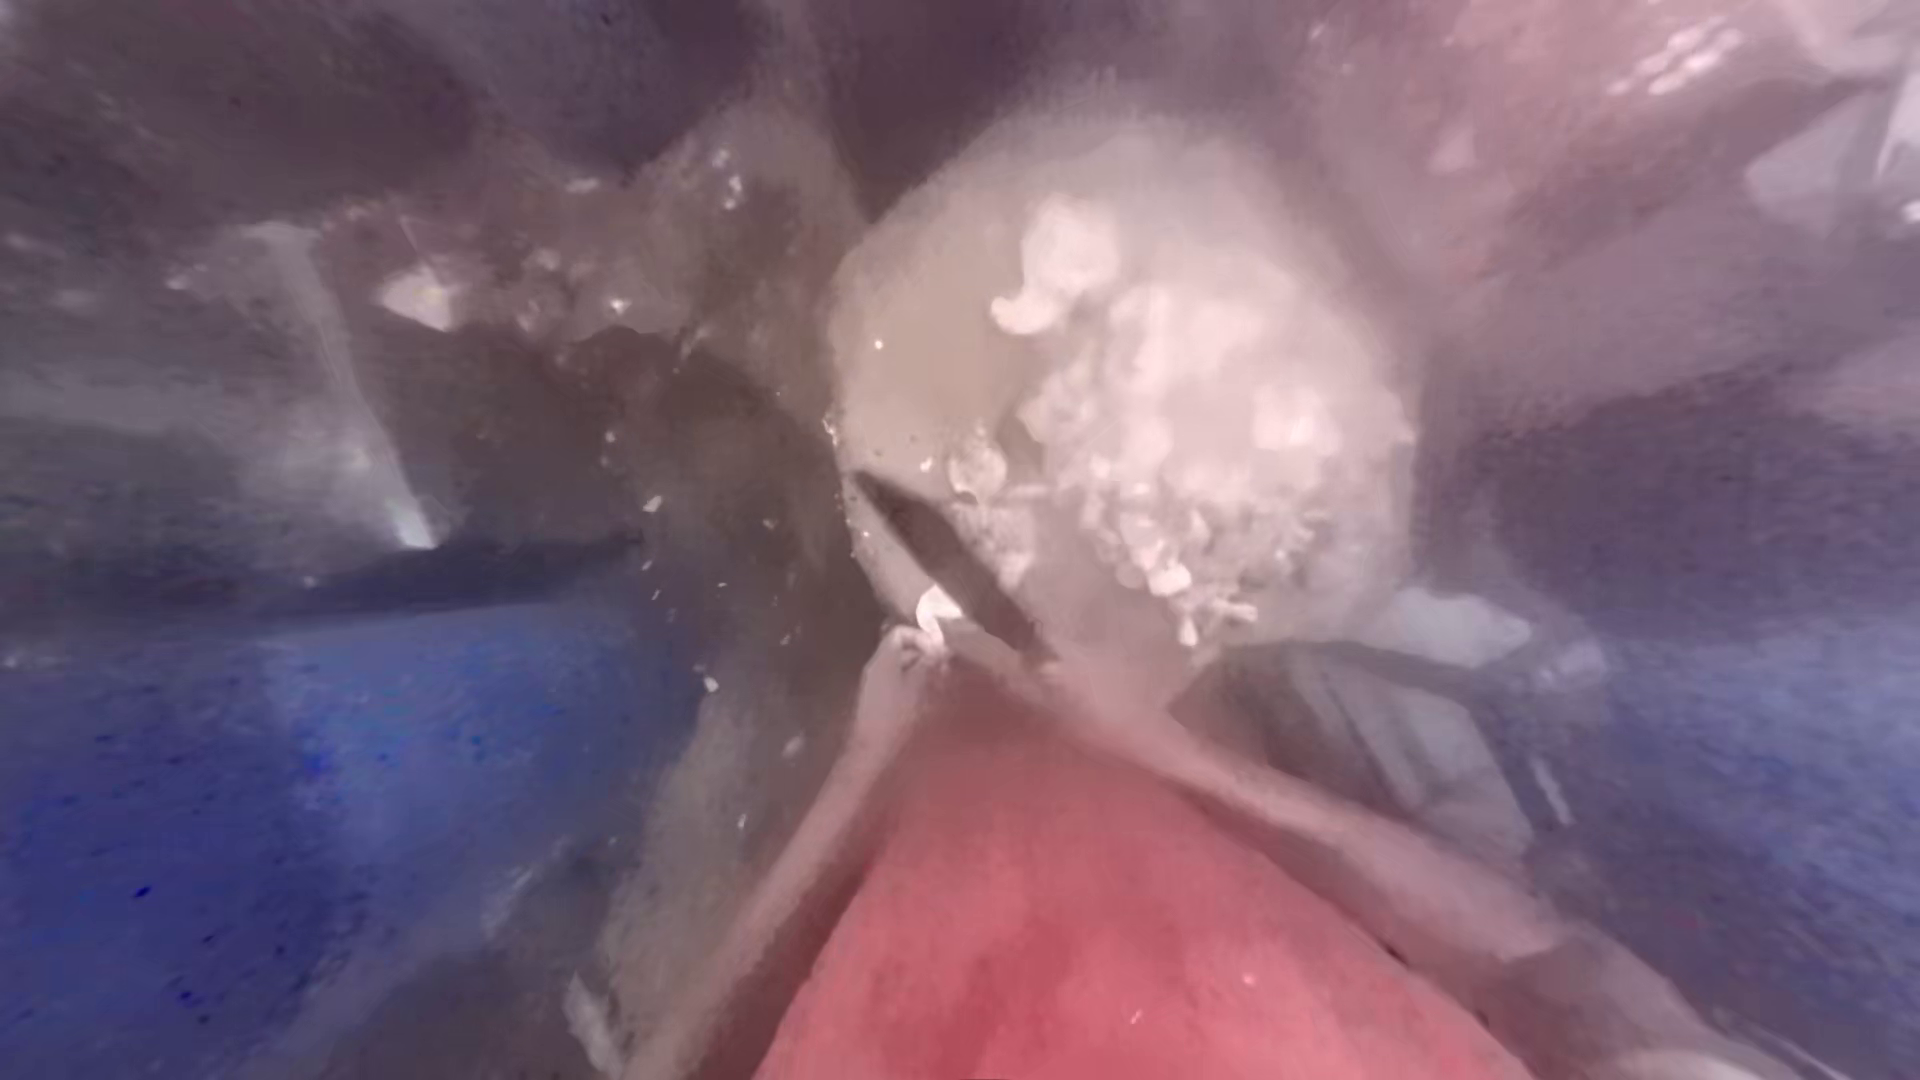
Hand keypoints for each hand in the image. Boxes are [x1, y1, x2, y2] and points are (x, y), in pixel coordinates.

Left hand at [849, 624, 947, 749]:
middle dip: (924, 654)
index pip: (900, 633)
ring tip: (941, 681)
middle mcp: (877, 665)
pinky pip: (898, 679)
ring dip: (921, 668)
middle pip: (901, 648)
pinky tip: (929, 694)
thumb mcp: (915, 688)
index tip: (938, 650)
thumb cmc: (894, 716)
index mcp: (883, 659)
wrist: (870, 749)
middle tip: (945, 667)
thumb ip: (927, 665)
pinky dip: (914, 681)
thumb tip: (941, 648)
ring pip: (901, 665)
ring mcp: (876, 681)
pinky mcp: (878, 696)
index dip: (920, 637)